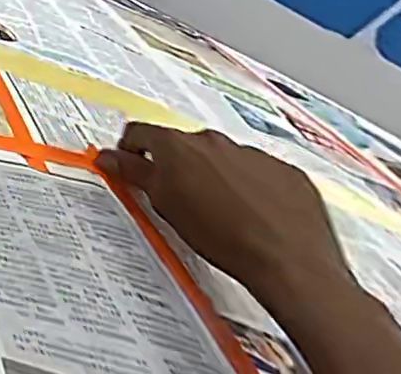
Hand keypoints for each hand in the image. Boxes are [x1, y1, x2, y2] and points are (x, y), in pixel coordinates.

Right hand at [98, 123, 349, 296]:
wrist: (293, 268)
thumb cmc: (221, 235)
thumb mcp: (163, 203)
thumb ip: (131, 172)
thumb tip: (106, 156)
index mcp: (176, 143)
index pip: (138, 132)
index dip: (131, 149)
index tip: (134, 166)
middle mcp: (212, 140)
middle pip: (182, 144)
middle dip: (177, 163)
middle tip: (180, 193)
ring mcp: (254, 156)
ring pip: (222, 156)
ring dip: (216, 172)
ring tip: (223, 208)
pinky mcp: (290, 174)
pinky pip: (262, 171)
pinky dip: (253, 185)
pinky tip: (256, 212)